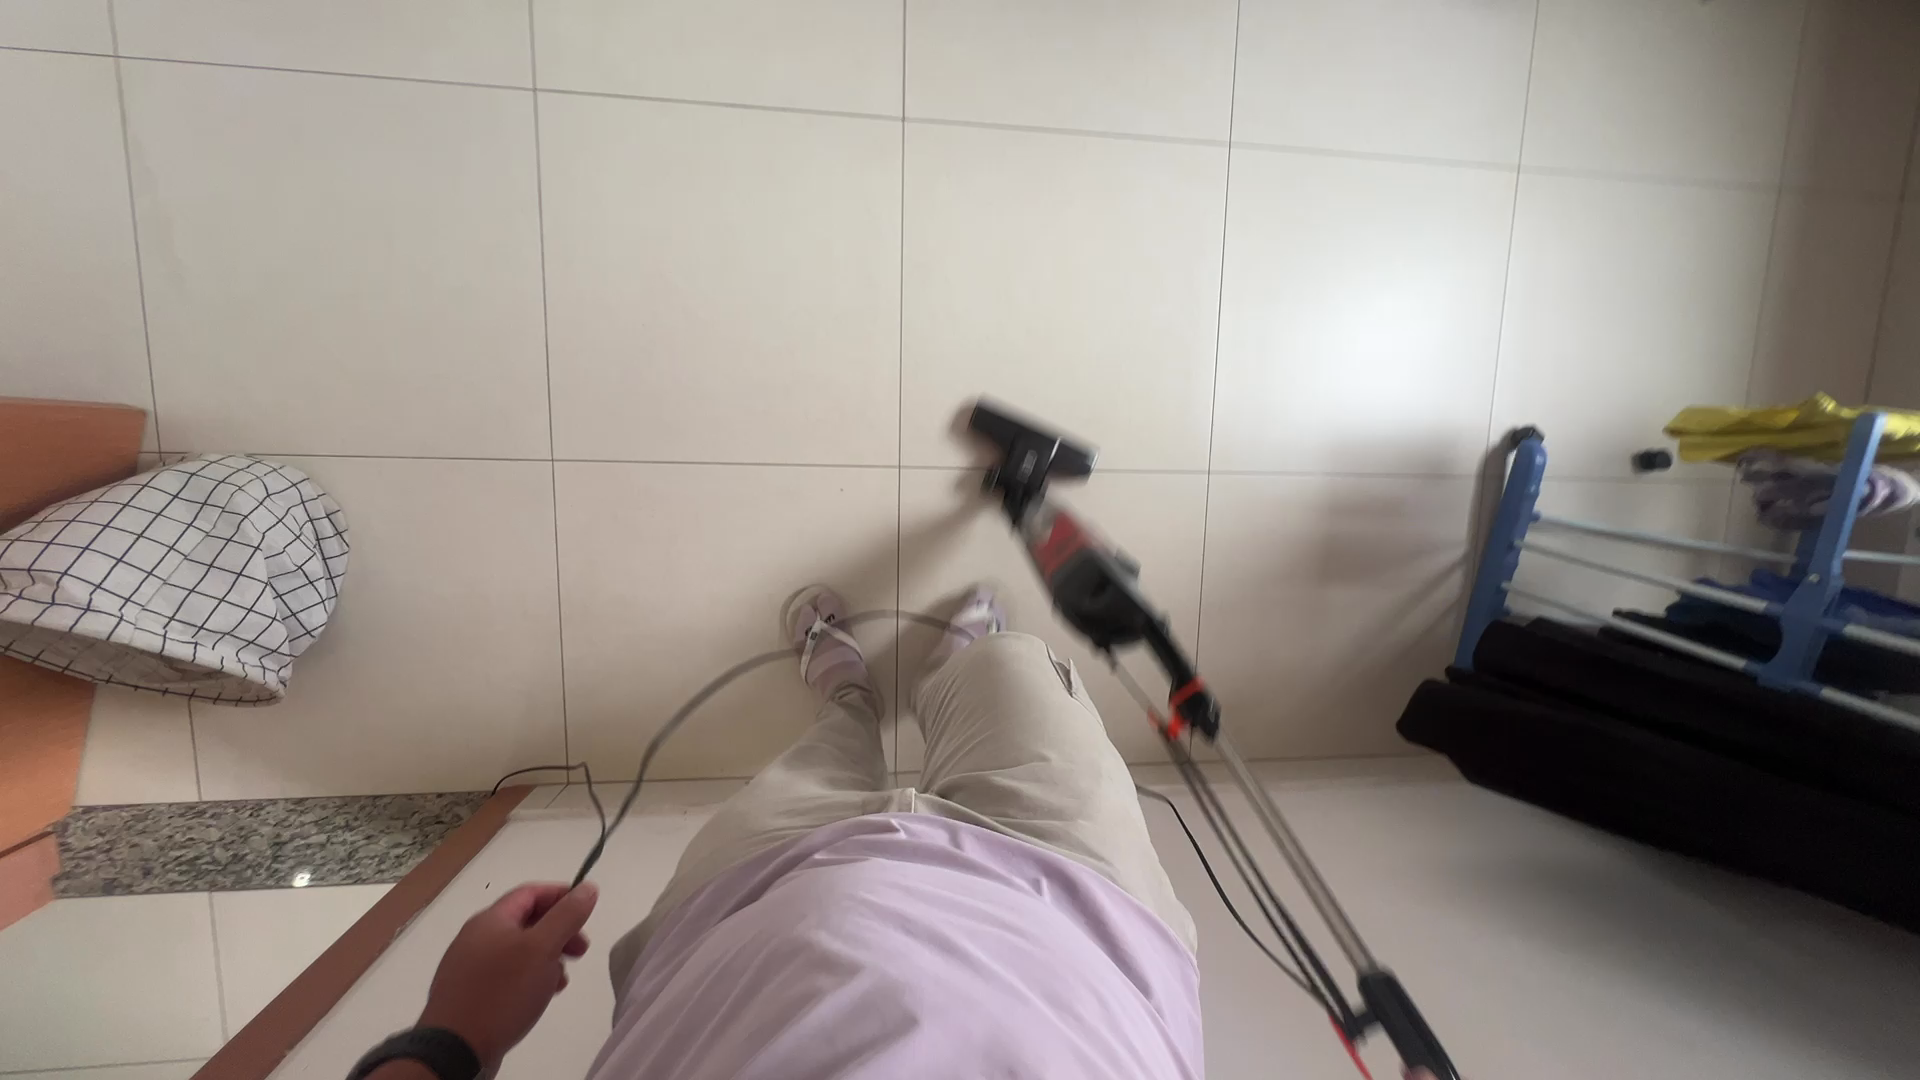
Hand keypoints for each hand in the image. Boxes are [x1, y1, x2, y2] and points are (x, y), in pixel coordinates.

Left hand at [416, 882, 598, 1069]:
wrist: (452, 1054)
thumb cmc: (502, 992)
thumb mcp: (543, 948)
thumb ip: (568, 914)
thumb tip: (587, 887)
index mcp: (490, 921)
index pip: (531, 893)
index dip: (562, 895)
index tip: (586, 910)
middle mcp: (474, 939)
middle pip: (527, 922)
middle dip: (559, 931)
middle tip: (581, 950)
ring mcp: (467, 969)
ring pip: (518, 951)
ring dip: (547, 958)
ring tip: (561, 980)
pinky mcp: (467, 996)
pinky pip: (505, 975)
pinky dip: (528, 977)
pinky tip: (539, 996)